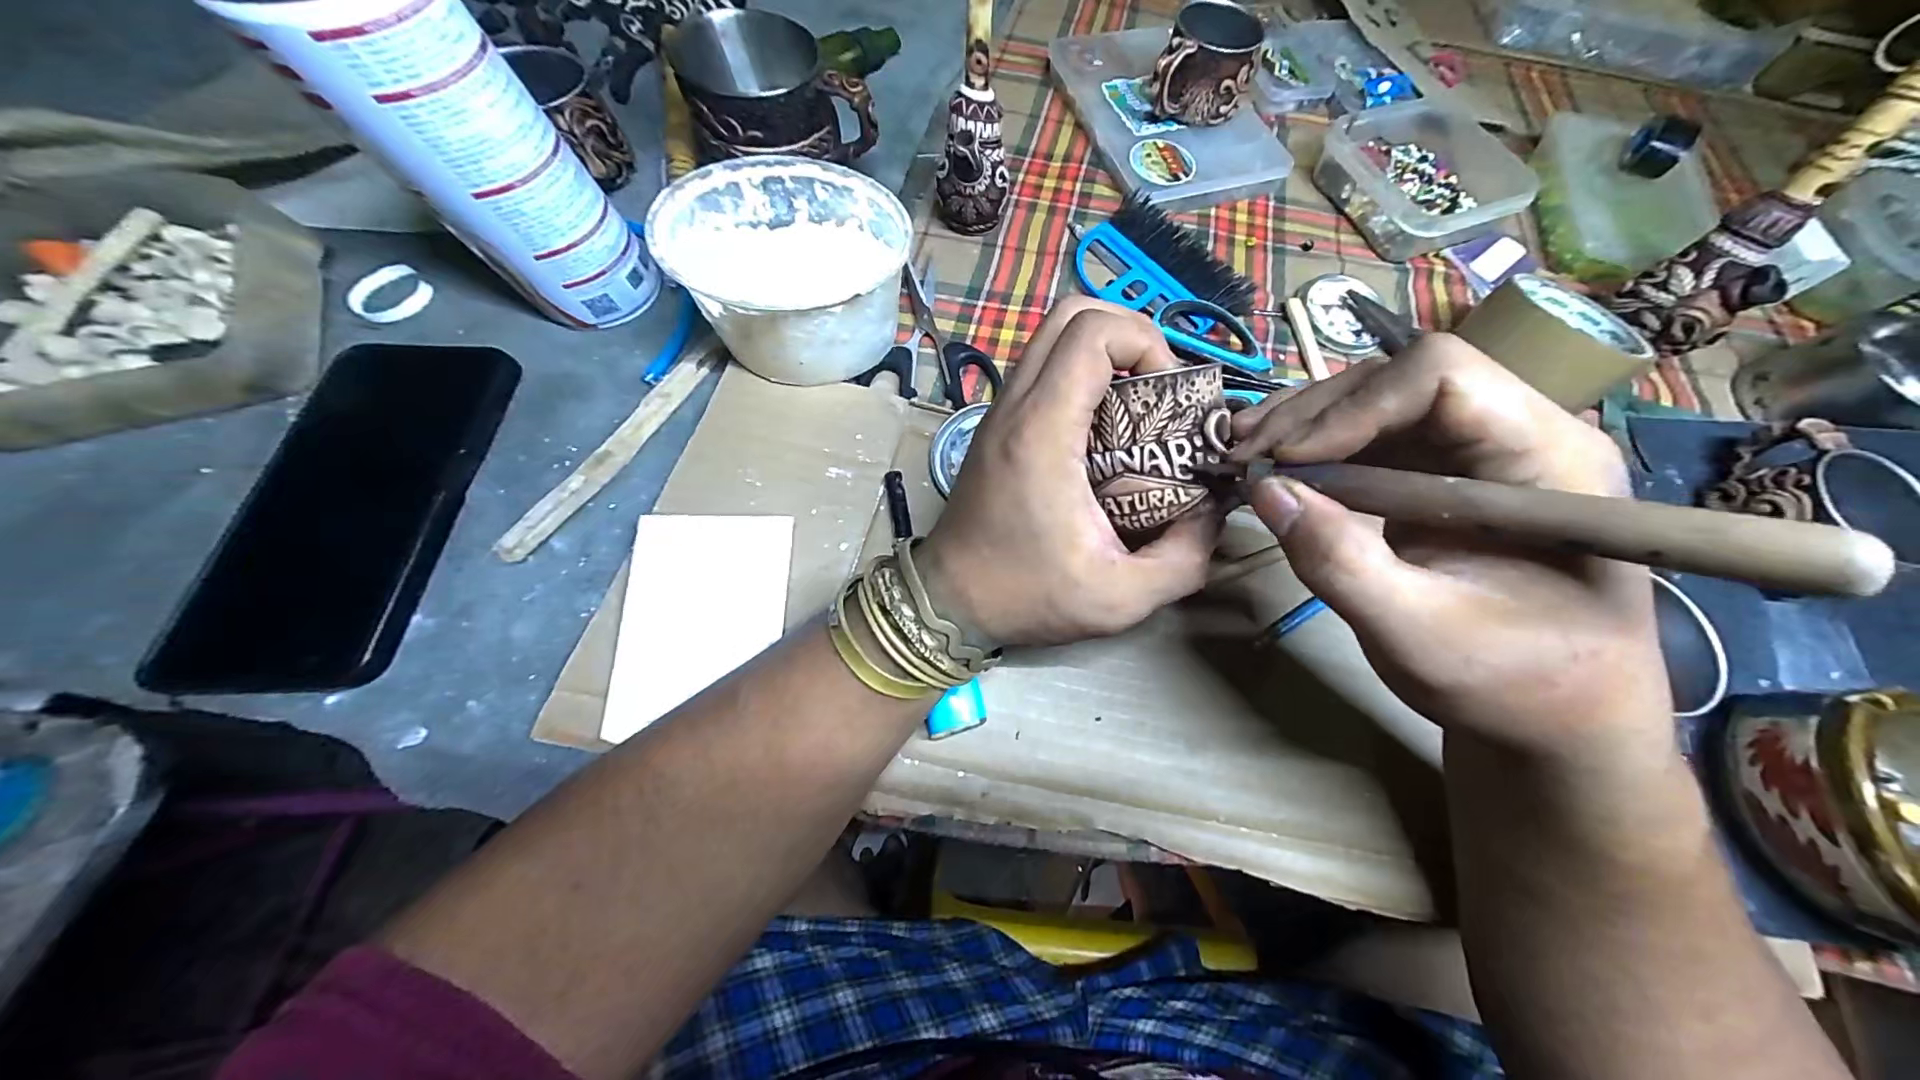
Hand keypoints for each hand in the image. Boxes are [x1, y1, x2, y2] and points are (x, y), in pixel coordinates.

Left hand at [918, 298, 1219, 646]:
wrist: (948, 600)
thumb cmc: (1025, 596)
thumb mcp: (1120, 597)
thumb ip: (1185, 558)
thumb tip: (1213, 514)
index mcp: (1042, 431)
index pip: (1092, 332)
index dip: (1146, 342)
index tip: (1170, 394)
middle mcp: (1015, 406)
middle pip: (1070, 314)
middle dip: (1129, 334)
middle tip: (1157, 389)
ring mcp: (999, 412)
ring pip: (1051, 337)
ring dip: (1103, 354)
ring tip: (1136, 406)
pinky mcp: (996, 427)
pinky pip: (1042, 370)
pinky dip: (1079, 376)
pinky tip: (1103, 431)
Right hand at [1231, 334, 1670, 761]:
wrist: (1553, 712)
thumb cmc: (1509, 681)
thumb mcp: (1416, 634)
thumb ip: (1339, 563)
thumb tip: (1264, 490)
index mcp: (1546, 459)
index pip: (1443, 378)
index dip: (1353, 408)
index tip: (1287, 461)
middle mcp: (1513, 434)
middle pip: (1398, 380)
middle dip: (1312, 414)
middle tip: (1241, 455)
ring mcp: (1471, 452)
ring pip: (1373, 402)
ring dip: (1301, 426)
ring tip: (1241, 454)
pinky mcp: (1435, 476)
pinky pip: (1366, 439)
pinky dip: (1310, 450)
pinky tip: (1268, 466)